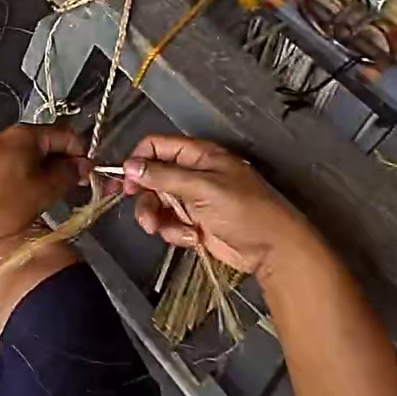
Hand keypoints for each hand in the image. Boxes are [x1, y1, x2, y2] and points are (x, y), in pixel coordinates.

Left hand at [0, 124, 89, 251]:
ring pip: (34, 155)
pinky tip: (29, 195)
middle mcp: (10, 134)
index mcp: (26, 134)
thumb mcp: (42, 191)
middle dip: (65, 164)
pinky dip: (29, 175)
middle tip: (71, 188)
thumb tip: (84, 165)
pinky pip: (17, 162)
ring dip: (47, 172)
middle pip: (50, 143)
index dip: (82, 155)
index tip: (86, 176)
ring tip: (50, 195)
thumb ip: (68, 174)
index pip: (68, 135)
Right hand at [120, 134, 322, 276]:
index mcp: (198, 155)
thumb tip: (131, 165)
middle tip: (146, 215)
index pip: (156, 146)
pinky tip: (192, 237)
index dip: (138, 161)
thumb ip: (164, 176)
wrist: (271, 249)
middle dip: (146, 198)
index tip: (125, 181)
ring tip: (165, 230)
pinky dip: (175, 232)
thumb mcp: (202, 188)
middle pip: (152, 178)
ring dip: (158, 218)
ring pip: (158, 203)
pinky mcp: (194, 222)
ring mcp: (193, 199)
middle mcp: (192, 173)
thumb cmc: (245, 211)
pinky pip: (169, 223)